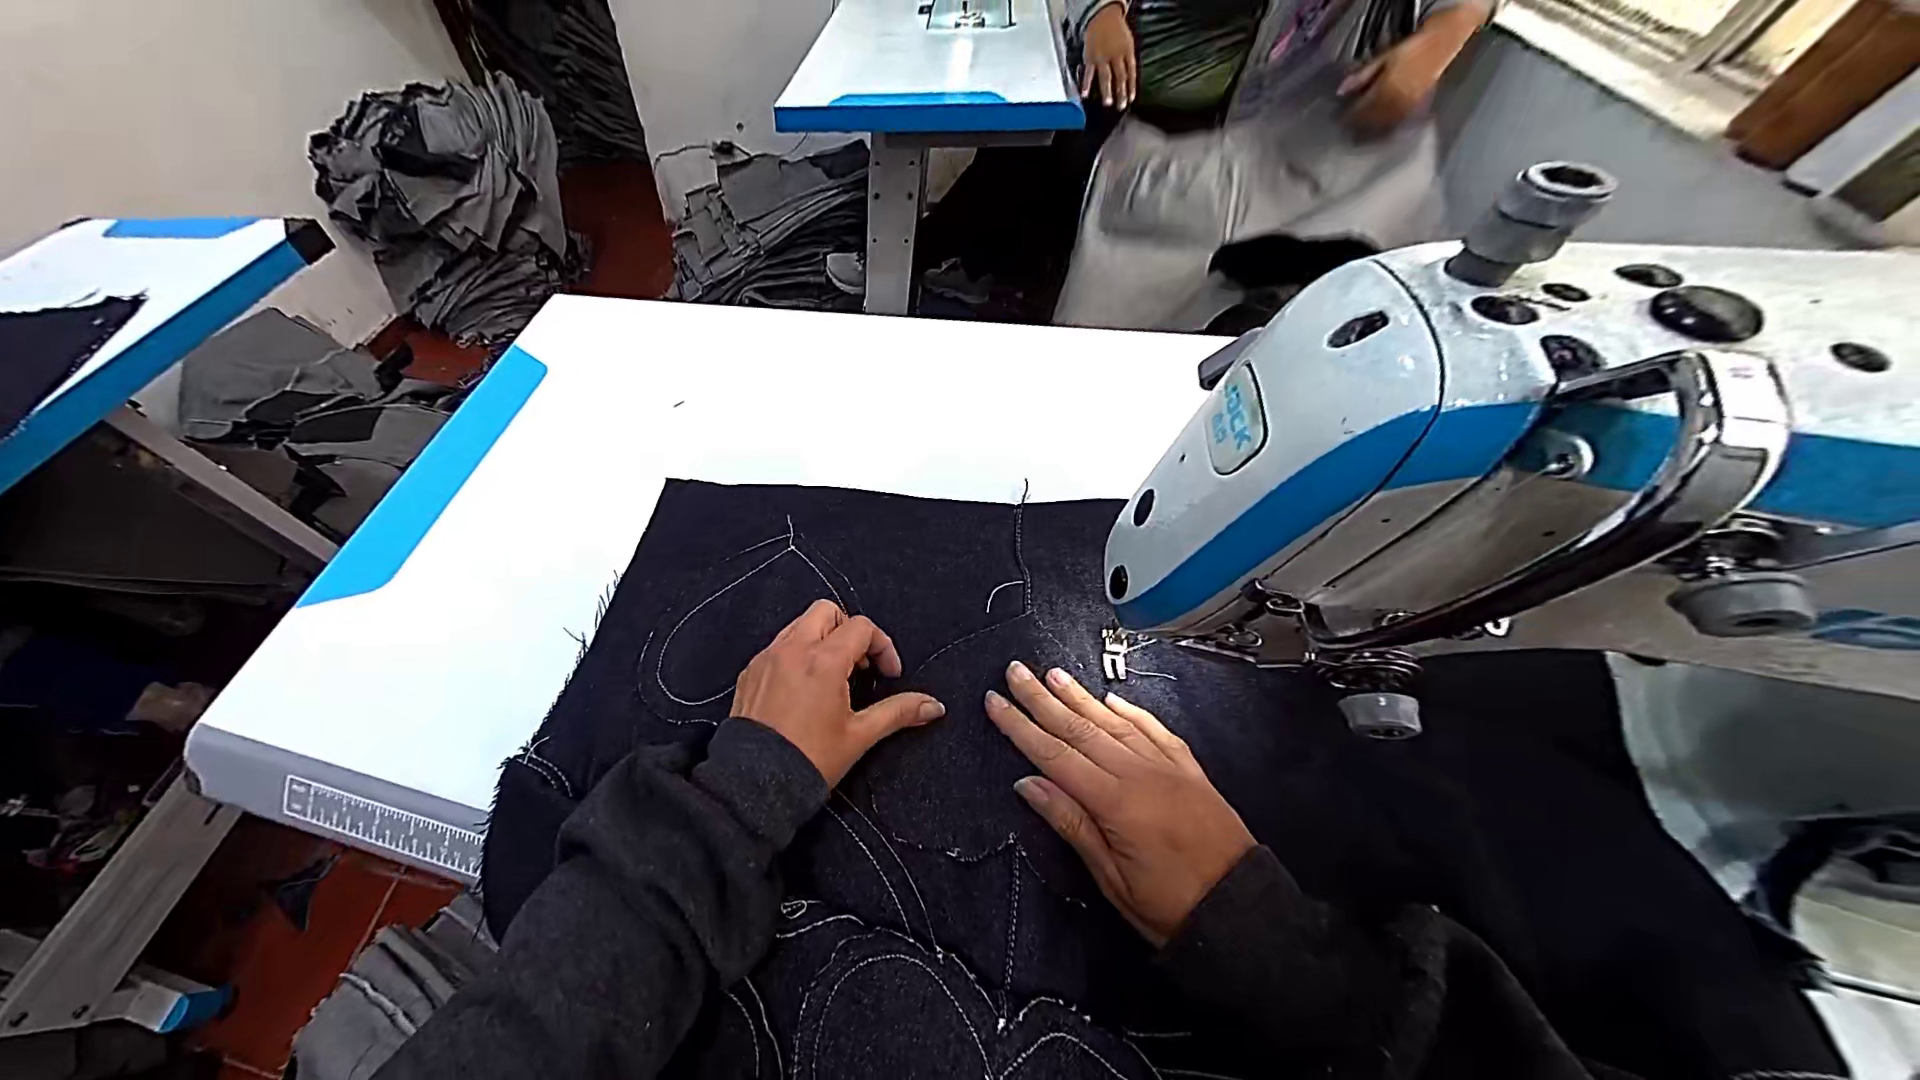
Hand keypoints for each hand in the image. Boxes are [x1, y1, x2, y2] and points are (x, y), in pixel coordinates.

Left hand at [731, 600, 945, 785]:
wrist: (753, 786)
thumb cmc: (808, 761)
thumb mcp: (860, 735)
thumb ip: (899, 711)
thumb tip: (933, 706)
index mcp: (823, 661)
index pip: (861, 627)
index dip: (883, 647)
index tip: (888, 674)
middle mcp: (792, 650)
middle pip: (827, 611)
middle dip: (849, 630)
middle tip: (860, 663)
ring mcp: (767, 658)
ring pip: (800, 624)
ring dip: (822, 639)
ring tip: (834, 676)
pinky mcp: (750, 672)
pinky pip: (778, 645)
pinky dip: (797, 653)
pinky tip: (804, 687)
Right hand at [986, 661, 1255, 945]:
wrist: (1245, 913)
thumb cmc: (1173, 907)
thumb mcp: (1112, 878)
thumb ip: (1070, 822)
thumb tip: (1028, 785)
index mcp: (1116, 802)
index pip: (1054, 753)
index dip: (1019, 726)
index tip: (997, 703)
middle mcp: (1139, 773)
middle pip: (1079, 727)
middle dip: (1041, 698)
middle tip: (1016, 672)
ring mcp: (1166, 767)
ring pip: (1113, 721)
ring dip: (1080, 696)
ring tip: (1054, 675)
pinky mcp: (1188, 770)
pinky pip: (1154, 730)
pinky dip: (1131, 711)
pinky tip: (1112, 699)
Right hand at [1081, 3, 1136, 108]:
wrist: (1103, 15)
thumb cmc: (1116, 31)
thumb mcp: (1127, 43)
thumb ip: (1127, 61)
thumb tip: (1129, 81)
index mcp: (1127, 51)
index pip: (1131, 72)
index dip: (1131, 87)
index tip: (1130, 99)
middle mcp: (1115, 54)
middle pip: (1120, 77)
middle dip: (1121, 93)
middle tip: (1121, 106)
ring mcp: (1102, 56)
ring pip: (1106, 76)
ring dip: (1107, 91)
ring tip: (1108, 103)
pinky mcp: (1090, 57)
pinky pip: (1088, 73)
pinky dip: (1086, 84)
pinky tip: (1084, 95)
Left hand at [1337, 3, 1484, 135]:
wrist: (1441, 46)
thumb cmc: (1409, 51)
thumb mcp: (1382, 59)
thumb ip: (1361, 77)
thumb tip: (1340, 91)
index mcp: (1383, 91)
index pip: (1357, 113)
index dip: (1345, 119)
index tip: (1338, 122)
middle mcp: (1393, 103)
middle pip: (1366, 125)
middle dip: (1354, 129)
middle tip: (1346, 133)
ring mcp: (1405, 109)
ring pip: (1380, 130)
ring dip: (1367, 135)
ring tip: (1358, 139)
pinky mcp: (1415, 112)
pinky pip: (1395, 128)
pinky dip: (1384, 134)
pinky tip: (1378, 136)